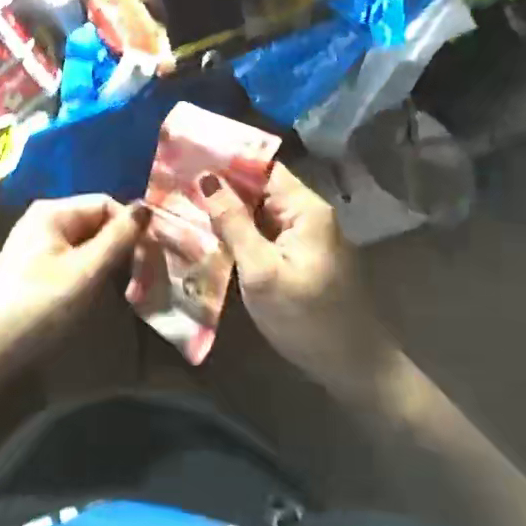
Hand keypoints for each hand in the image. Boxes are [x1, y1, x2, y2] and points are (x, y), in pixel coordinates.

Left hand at [0, 196, 146, 373]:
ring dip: (115, 268)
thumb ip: (118, 239)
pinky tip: (108, 301)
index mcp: (51, 212)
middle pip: (99, 226)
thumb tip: (147, 208)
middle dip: (127, 250)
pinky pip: (77, 265)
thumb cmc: (38, 308)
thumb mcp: (84, 272)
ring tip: (136, 296)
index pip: (108, 205)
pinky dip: (97, 278)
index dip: (134, 230)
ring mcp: (39, 248)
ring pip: (91, 248)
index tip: (157, 263)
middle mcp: (44, 223)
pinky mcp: (38, 274)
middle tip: (151, 283)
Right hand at [194, 165, 392, 392]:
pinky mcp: (297, 256)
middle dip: (217, 184)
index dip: (225, 160)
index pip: (261, 167)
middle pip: (257, 186)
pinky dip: (235, 229)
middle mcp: (307, 214)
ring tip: (179, 204)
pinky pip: (261, 230)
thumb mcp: (261, 271)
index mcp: (305, 209)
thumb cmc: (306, 318)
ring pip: (256, 209)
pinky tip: (205, 233)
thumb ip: (233, 222)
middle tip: (172, 183)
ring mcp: (303, 236)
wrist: (354, 368)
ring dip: (223, 208)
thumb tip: (206, 178)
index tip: (184, 157)